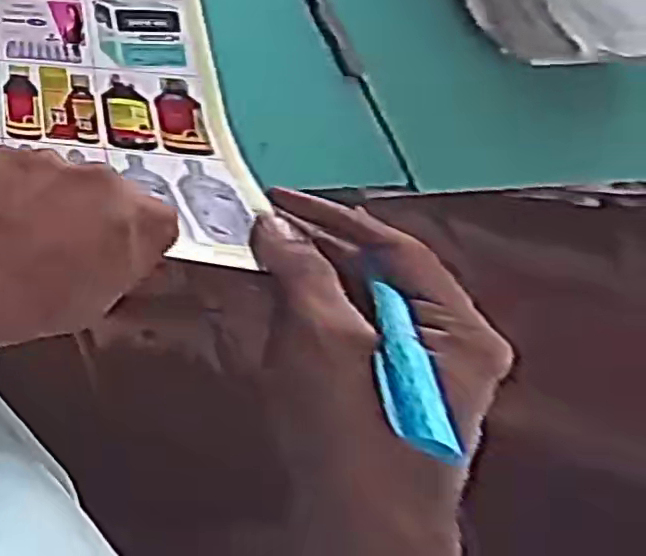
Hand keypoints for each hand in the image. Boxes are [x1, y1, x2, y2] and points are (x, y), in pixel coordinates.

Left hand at [0, 148, 177, 346]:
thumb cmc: (40, 298)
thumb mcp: (107, 294)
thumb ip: (126, 260)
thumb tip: (124, 252)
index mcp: (137, 215)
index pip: (151, 212)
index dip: (128, 228)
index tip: (111, 239)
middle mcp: (96, 177)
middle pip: (99, 185)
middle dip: (83, 204)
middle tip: (59, 232)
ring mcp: (46, 161)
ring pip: (52, 170)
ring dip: (41, 190)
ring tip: (20, 224)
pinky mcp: (2, 155)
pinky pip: (9, 166)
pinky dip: (3, 181)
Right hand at [252, 187, 514, 555]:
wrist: (355, 508)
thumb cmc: (351, 422)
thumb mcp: (322, 336)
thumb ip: (302, 272)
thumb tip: (274, 223)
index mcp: (455, 330)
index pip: (396, 249)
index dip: (333, 216)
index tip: (277, 196)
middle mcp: (439, 340)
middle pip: (371, 269)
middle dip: (309, 240)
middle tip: (253, 217)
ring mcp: (404, 359)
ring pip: (347, 290)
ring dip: (297, 265)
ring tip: (248, 243)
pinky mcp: (368, 372)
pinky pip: (332, 315)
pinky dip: (295, 292)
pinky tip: (260, 282)